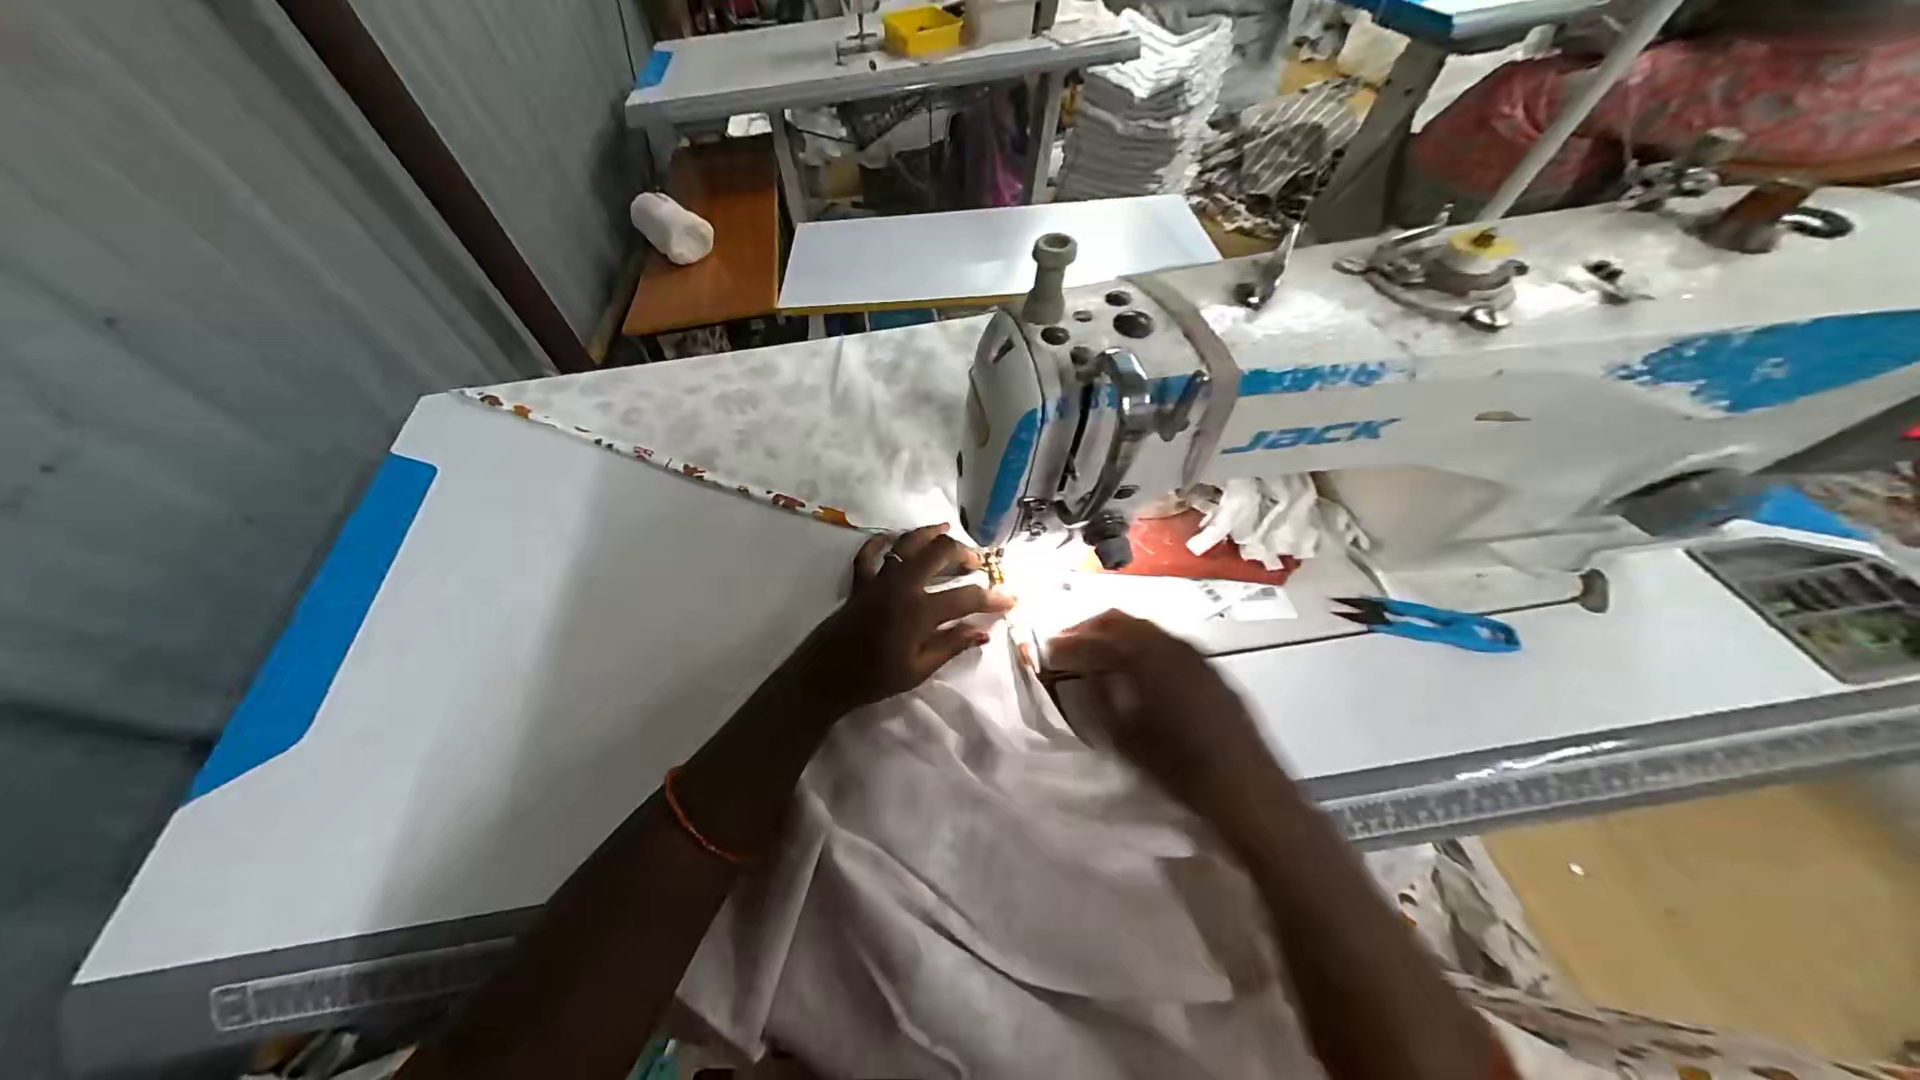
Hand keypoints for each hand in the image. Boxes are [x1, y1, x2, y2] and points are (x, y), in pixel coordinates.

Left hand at [791, 524, 1014, 710]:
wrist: (824, 677)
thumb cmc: (874, 679)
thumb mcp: (918, 669)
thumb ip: (951, 645)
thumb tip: (983, 632)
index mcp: (920, 610)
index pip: (967, 596)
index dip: (993, 597)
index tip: (1012, 599)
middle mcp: (902, 585)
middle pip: (940, 553)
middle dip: (964, 553)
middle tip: (978, 563)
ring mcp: (879, 580)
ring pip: (908, 543)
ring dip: (929, 534)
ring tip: (946, 531)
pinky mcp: (860, 583)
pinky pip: (870, 554)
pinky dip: (882, 542)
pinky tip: (893, 538)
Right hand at [1046, 610, 1283, 822]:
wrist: (1247, 791)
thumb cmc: (1179, 769)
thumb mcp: (1125, 738)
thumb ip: (1099, 696)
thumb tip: (1084, 672)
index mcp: (1147, 658)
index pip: (1098, 639)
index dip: (1070, 643)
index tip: (1050, 650)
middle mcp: (1175, 647)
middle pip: (1125, 622)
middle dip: (1094, 630)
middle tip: (1072, 644)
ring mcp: (1199, 658)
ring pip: (1150, 632)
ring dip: (1122, 638)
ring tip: (1102, 656)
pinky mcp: (1215, 674)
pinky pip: (1172, 647)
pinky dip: (1147, 650)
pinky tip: (1142, 671)